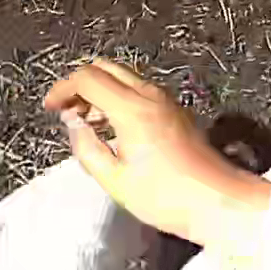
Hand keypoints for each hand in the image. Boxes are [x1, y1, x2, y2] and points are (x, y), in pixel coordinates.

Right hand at [44, 58, 270, 259]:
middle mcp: (148, 94)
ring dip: (98, 90)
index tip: (50, 108)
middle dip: (79, 83)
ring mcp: (163, 99)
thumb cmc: (166, 197)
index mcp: (131, 108)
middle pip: (105, 67)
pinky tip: (110, 126)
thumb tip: (73, 123)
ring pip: (121, 76)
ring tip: (85, 121)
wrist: (220, 202)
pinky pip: (136, 89)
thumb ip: (87, 147)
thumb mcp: (116, 180)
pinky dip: (115, 97)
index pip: (88, 78)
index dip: (63, 89)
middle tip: (66, 111)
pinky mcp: (173, 109)